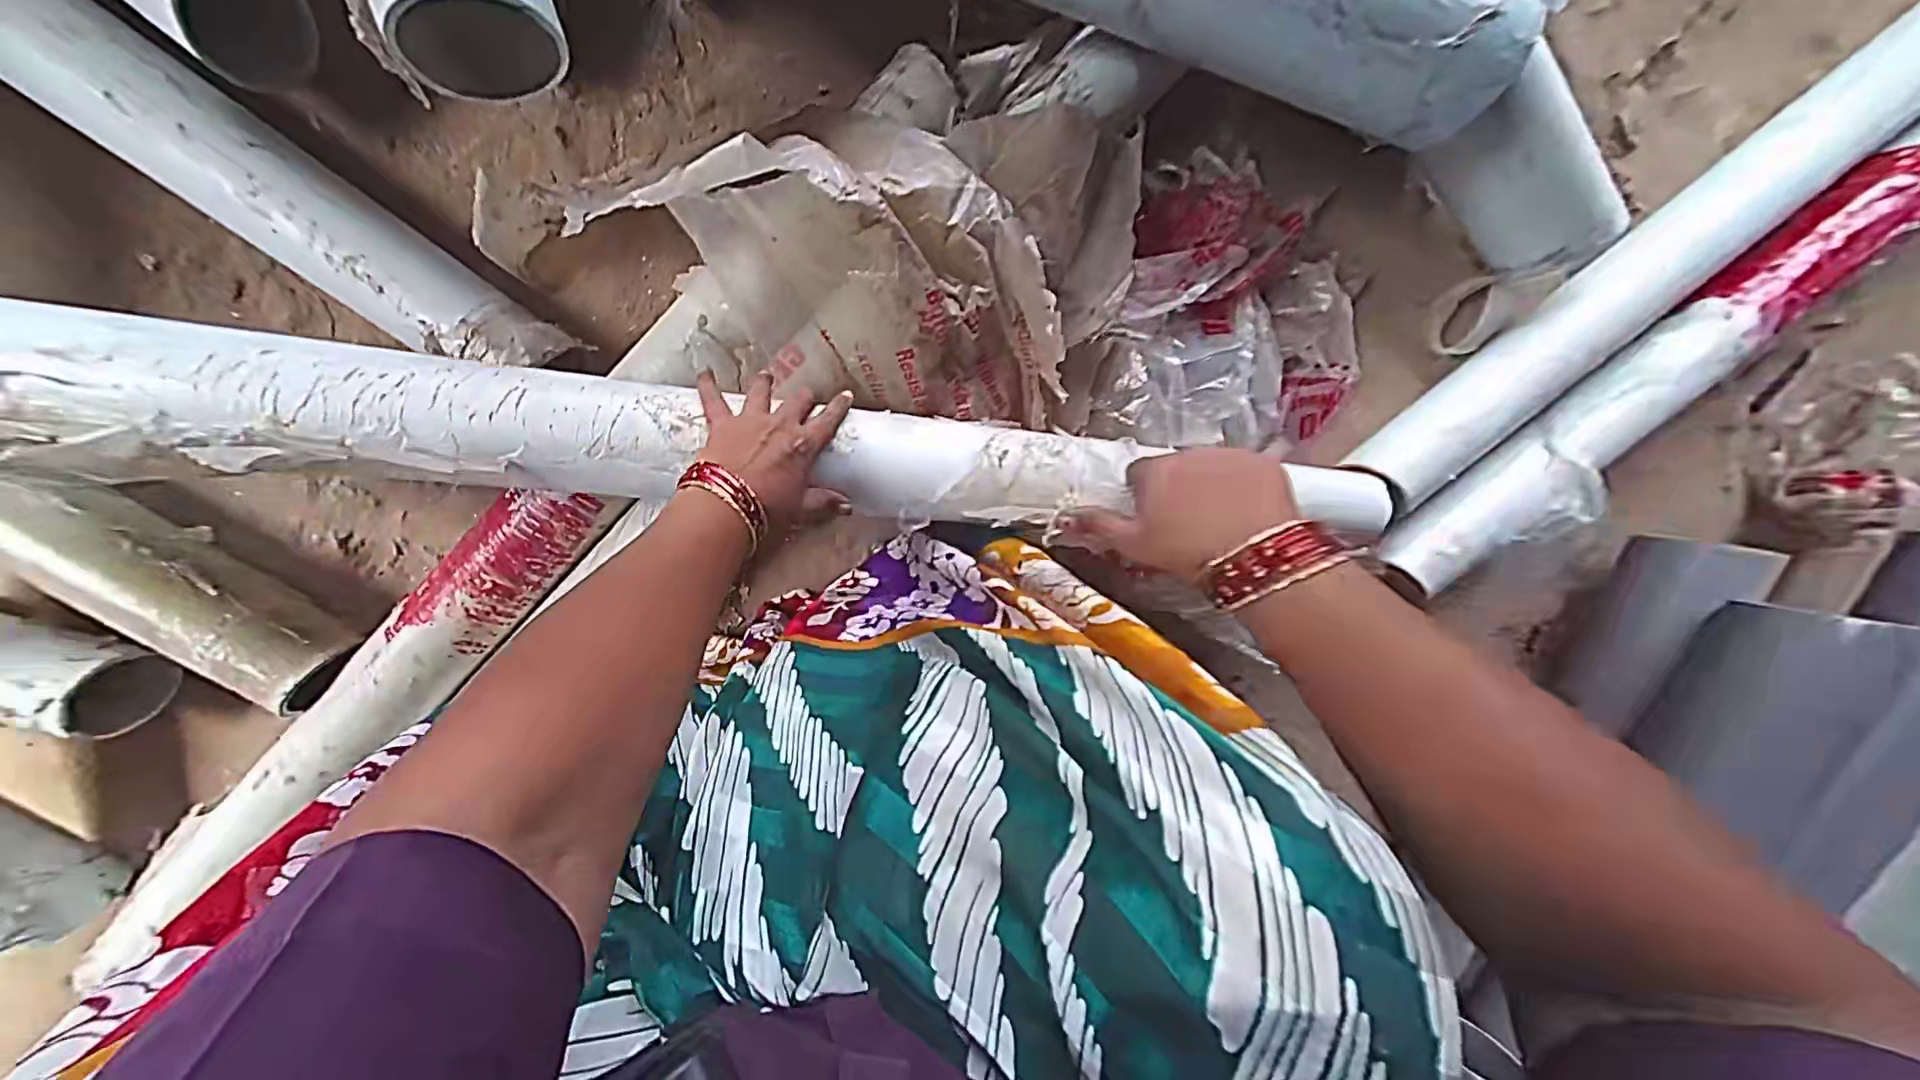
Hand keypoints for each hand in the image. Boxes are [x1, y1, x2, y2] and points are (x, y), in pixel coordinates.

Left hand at [694, 371, 853, 542]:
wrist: (727, 506)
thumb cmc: (767, 509)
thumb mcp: (801, 508)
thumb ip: (824, 502)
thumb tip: (846, 506)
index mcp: (803, 445)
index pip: (828, 420)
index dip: (838, 406)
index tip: (844, 395)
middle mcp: (780, 426)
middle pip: (797, 400)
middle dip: (805, 396)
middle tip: (807, 396)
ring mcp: (750, 421)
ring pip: (760, 392)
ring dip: (765, 383)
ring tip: (767, 376)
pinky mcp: (722, 425)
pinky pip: (713, 400)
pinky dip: (708, 385)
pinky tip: (705, 374)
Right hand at [1061, 448, 1299, 580]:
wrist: (1252, 558)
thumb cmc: (1187, 553)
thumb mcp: (1134, 545)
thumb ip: (1099, 526)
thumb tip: (1066, 519)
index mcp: (1154, 471)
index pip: (1139, 474)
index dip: (1144, 496)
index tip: (1153, 518)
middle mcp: (1190, 453)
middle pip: (1177, 467)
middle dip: (1179, 487)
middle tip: (1186, 521)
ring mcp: (1230, 455)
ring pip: (1212, 465)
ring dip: (1212, 482)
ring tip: (1219, 516)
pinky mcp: (1264, 462)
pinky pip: (1249, 467)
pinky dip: (1247, 483)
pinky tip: (1248, 507)